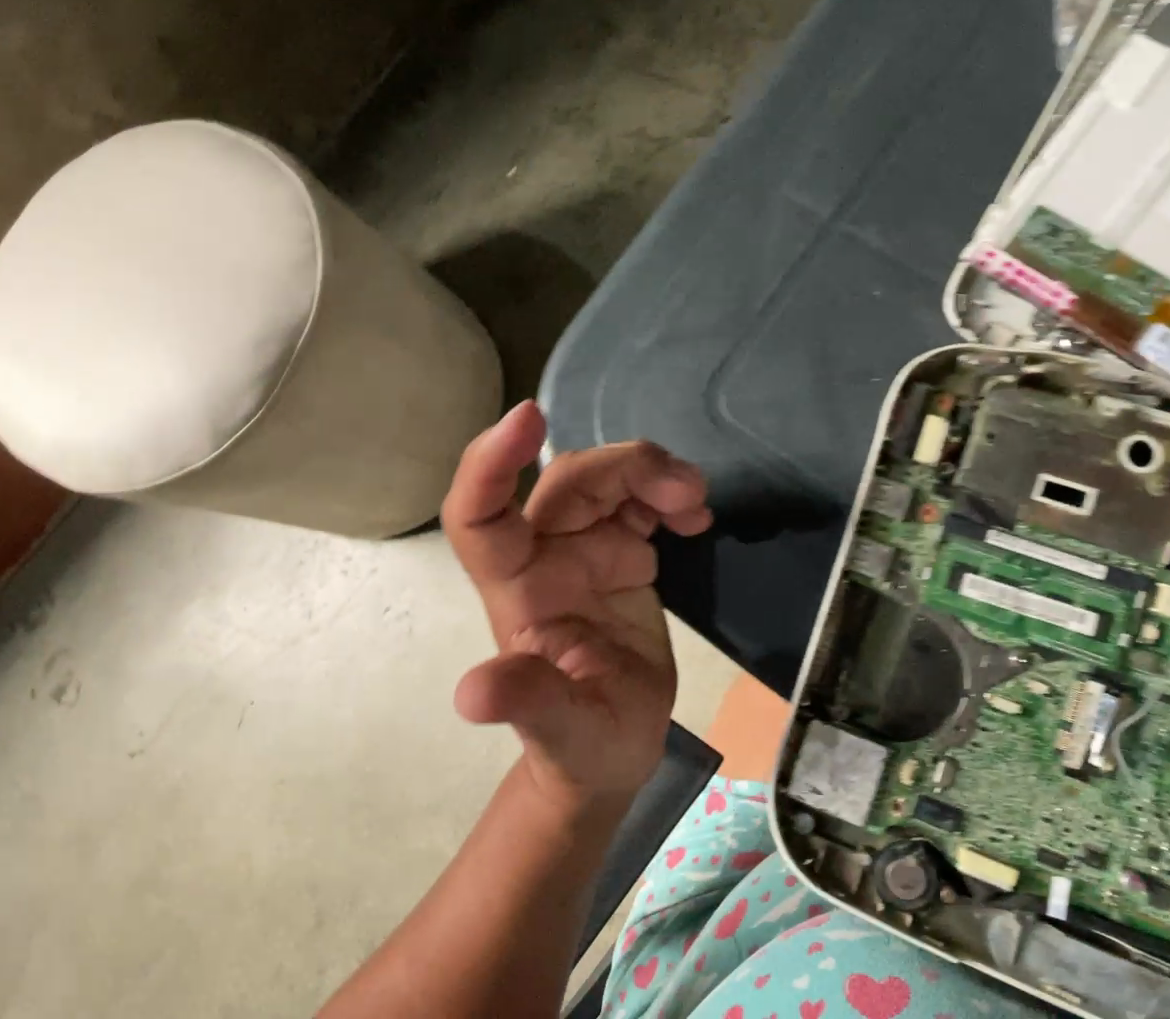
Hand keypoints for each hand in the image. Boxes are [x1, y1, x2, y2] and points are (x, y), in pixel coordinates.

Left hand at [441, 401, 712, 808]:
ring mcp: (581, 554)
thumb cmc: (581, 747)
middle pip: (567, 483)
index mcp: (517, 594)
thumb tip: (473, 694)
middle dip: (624, 469)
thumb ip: (530, 703)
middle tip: (687, 491)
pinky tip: (696, 518)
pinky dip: (668, 496)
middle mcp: (542, 562)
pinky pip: (637, 502)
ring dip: (651, 476)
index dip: (490, 464)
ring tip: (697, 502)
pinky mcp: (618, 555)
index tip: (531, 417)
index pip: (479, 517)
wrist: (617, 750)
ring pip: (605, 482)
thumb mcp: (565, 733)